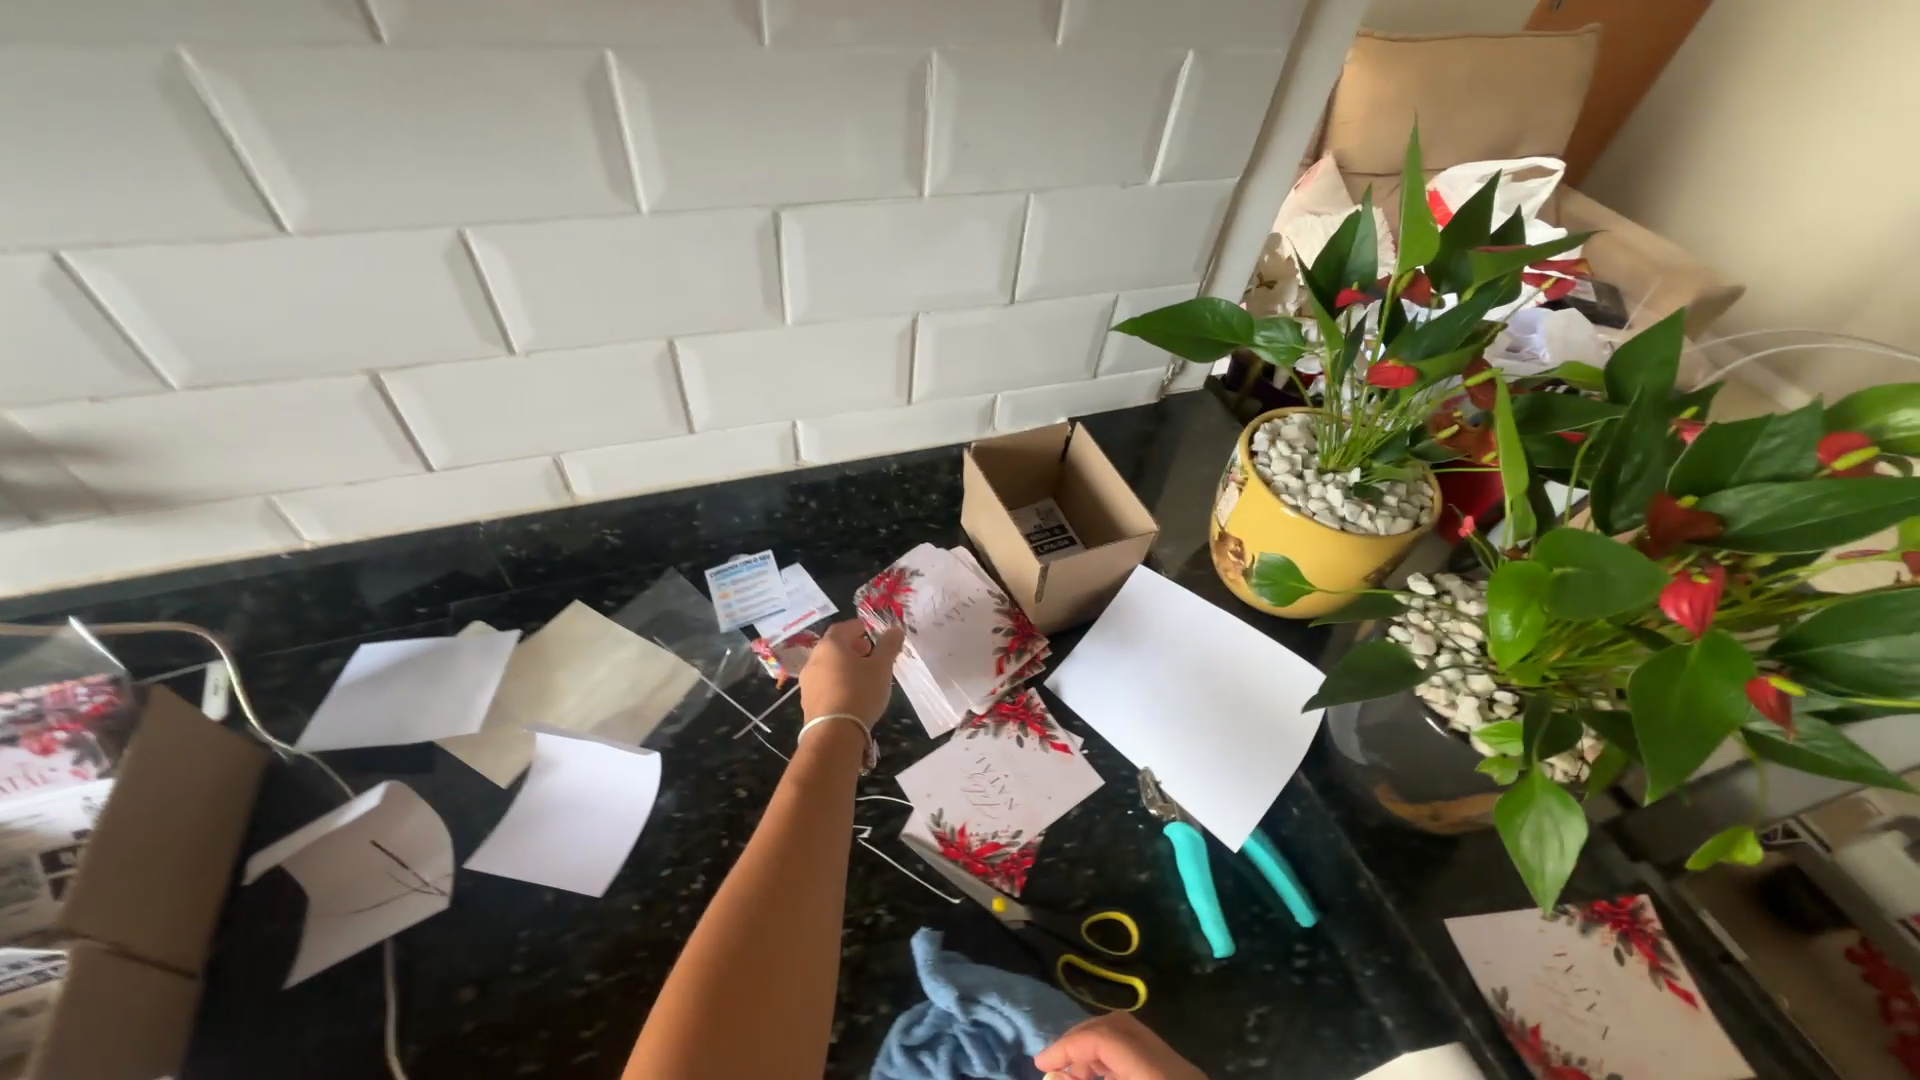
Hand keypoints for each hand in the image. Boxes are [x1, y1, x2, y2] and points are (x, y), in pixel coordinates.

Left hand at [800, 620, 903, 726]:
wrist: (834, 732)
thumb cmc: (860, 692)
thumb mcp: (881, 667)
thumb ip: (888, 646)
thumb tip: (895, 629)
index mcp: (830, 645)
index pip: (842, 628)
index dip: (856, 627)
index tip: (869, 631)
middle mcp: (814, 659)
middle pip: (833, 647)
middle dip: (851, 647)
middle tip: (868, 652)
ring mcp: (807, 682)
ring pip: (827, 666)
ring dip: (843, 665)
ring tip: (861, 674)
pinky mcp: (807, 702)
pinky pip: (823, 684)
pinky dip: (836, 681)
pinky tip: (849, 693)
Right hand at [1035, 1013, 1205, 1079]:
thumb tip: (1052, 1074)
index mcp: (1159, 1071)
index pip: (1107, 1037)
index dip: (1068, 1045)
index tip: (1041, 1064)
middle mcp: (1173, 1063)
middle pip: (1120, 1027)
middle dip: (1081, 1040)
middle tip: (1054, 1064)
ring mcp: (1180, 1070)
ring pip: (1131, 1039)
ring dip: (1095, 1051)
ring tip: (1071, 1075)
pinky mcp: (1179, 1077)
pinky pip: (1140, 1057)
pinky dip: (1113, 1063)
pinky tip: (1097, 1078)